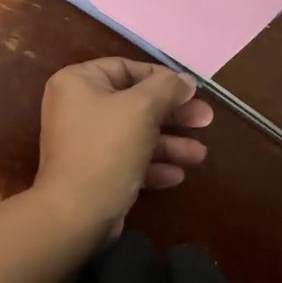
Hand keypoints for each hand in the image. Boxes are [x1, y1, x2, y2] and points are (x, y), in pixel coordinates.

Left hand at [31, 58, 214, 237]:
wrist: (75, 214)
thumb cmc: (106, 149)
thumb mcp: (141, 110)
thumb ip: (166, 89)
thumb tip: (186, 79)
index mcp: (78, 82)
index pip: (125, 68)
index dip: (161, 78)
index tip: (191, 90)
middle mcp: (78, 106)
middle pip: (134, 103)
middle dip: (172, 114)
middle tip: (206, 120)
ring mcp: (85, 140)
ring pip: (135, 133)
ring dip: (169, 143)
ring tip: (199, 155)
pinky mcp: (94, 170)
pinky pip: (127, 158)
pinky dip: (151, 164)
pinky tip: (177, 175)